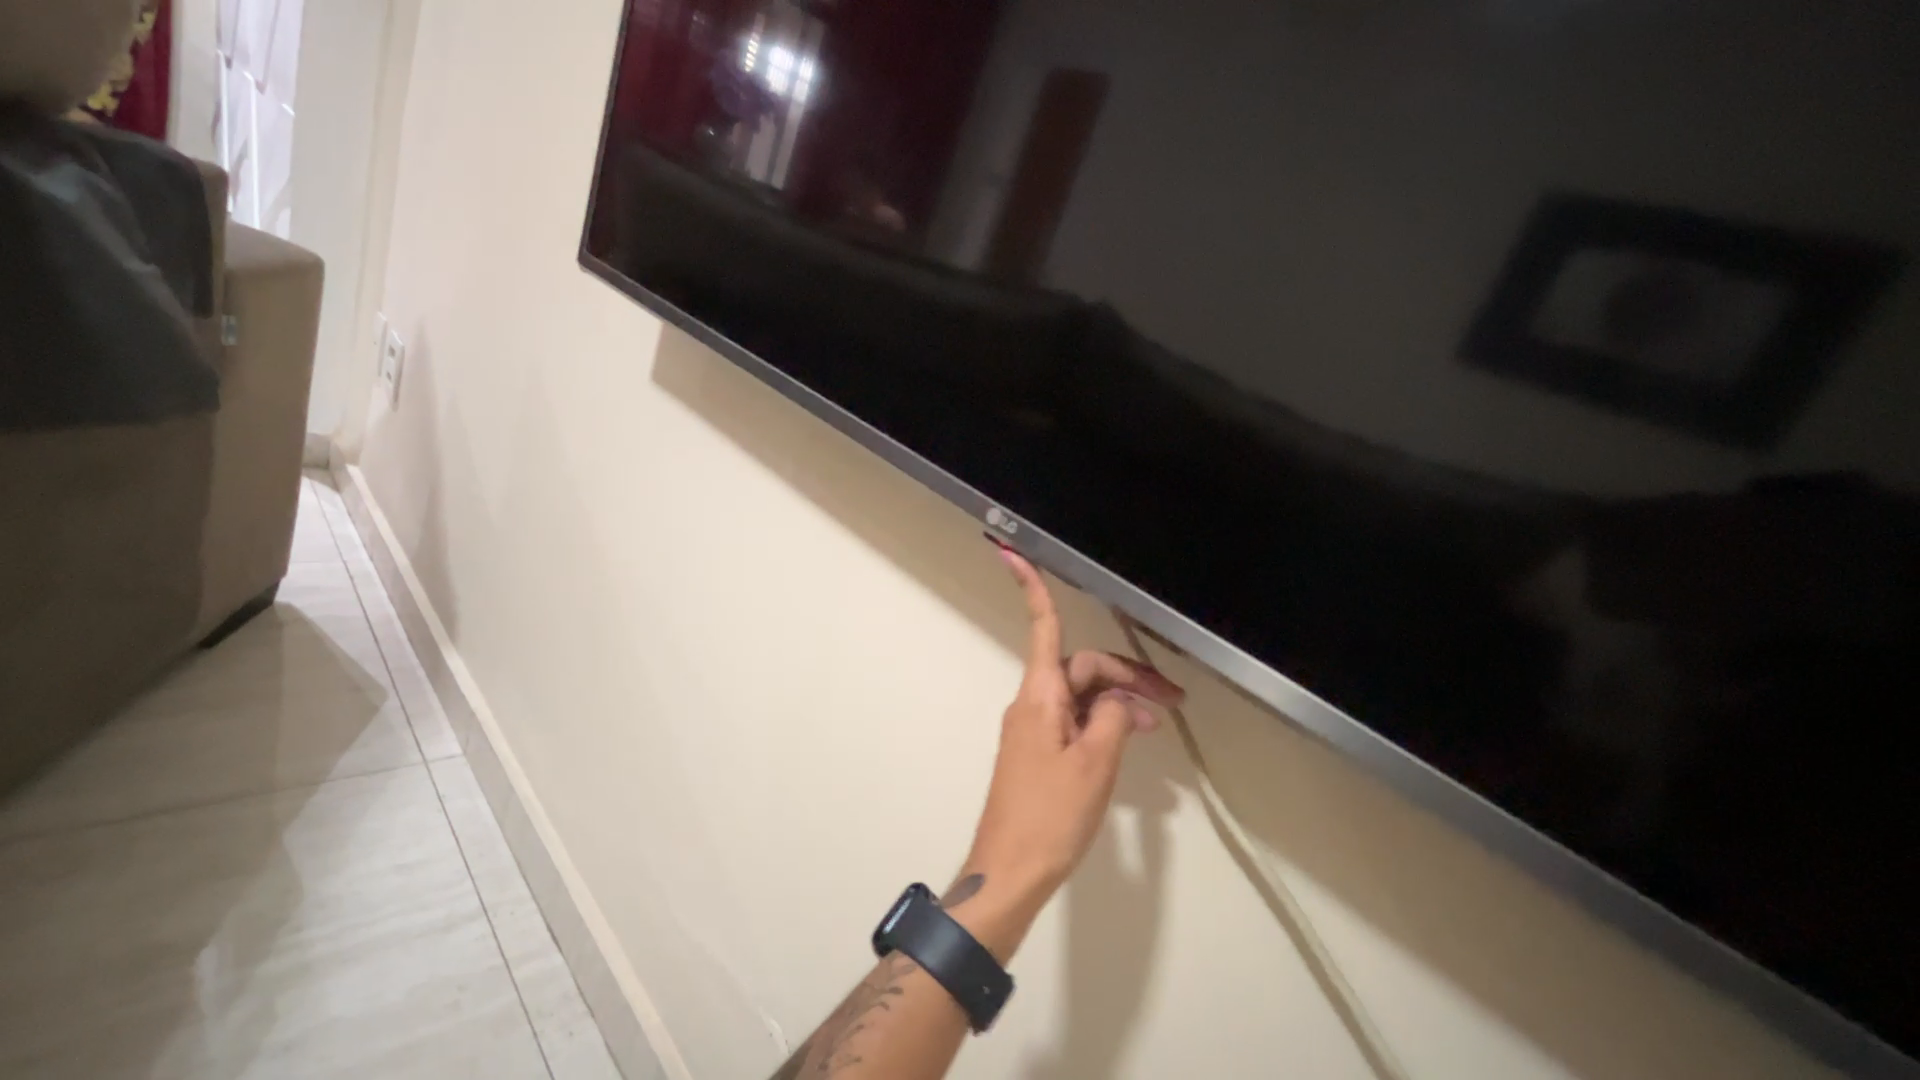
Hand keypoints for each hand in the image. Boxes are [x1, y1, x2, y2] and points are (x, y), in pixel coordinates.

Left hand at [951, 547, 1184, 959]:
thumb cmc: (1051, 815)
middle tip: (1173, 701)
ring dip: (1120, 703)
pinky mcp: (1037, 753)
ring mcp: (1033, 729)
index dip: (1032, 589)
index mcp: (1041, 695)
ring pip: (1082, 697)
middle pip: (1082, 668)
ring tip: (1160, 725)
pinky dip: (1104, 724)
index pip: (1043, 628)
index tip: (1010, 552)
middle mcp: (1033, 703)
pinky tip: (1132, 741)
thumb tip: (1121, 703)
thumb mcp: (1096, 763)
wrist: (1010, 871)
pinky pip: (1075, 722)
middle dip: (1126, 675)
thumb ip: (1115, 720)